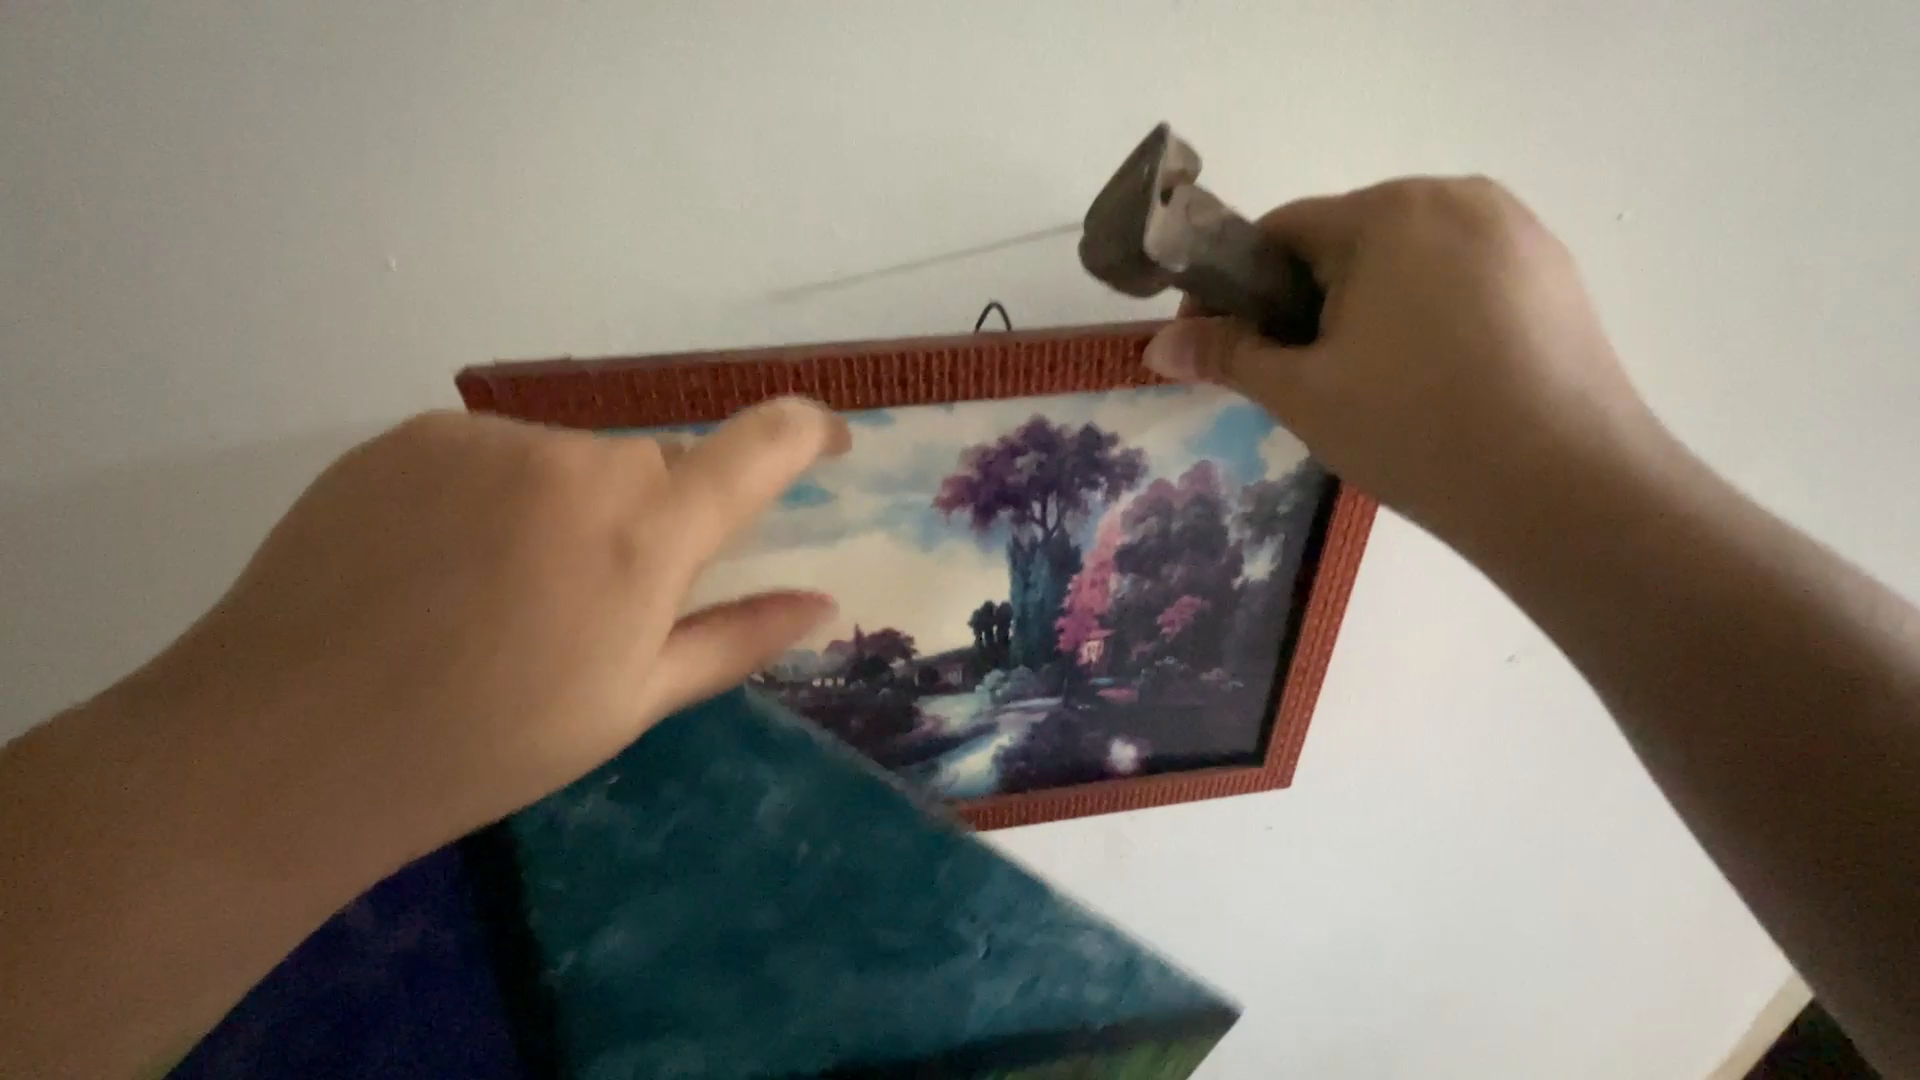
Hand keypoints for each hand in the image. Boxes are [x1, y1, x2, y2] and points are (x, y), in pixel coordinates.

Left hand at [129, 399, 846, 877]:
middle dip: (660, 517)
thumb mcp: (634, 702)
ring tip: (511, 590)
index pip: (761, 444)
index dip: (807, 429)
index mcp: (648, 533)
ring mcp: (490, 440)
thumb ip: (738, 638)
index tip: (830, 438)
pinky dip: (504, 496)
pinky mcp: (414, 434)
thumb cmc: (490, 741)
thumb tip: (823, 604)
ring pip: (577, 460)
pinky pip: (500, 453)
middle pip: (658, 466)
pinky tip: (448, 562)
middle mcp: (581, 461)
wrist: (281, 749)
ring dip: (577, 509)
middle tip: (606, 598)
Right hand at [1144, 177, 1663, 544]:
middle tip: (1284, 375)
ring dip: (1356, 312)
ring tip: (1352, 385)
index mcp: (1389, 212)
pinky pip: (1454, 280)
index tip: (1215, 343)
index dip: (1233, 288)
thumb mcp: (1302, 393)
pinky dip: (1415, 317)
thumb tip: (1157, 347)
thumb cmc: (1413, 427)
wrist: (1565, 488)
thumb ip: (1227, 356)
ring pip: (1400, 263)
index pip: (1279, 232)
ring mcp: (1517, 234)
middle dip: (1298, 303)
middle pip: (1342, 242)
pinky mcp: (1553, 275)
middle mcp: (1458, 198)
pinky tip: (1418, 381)